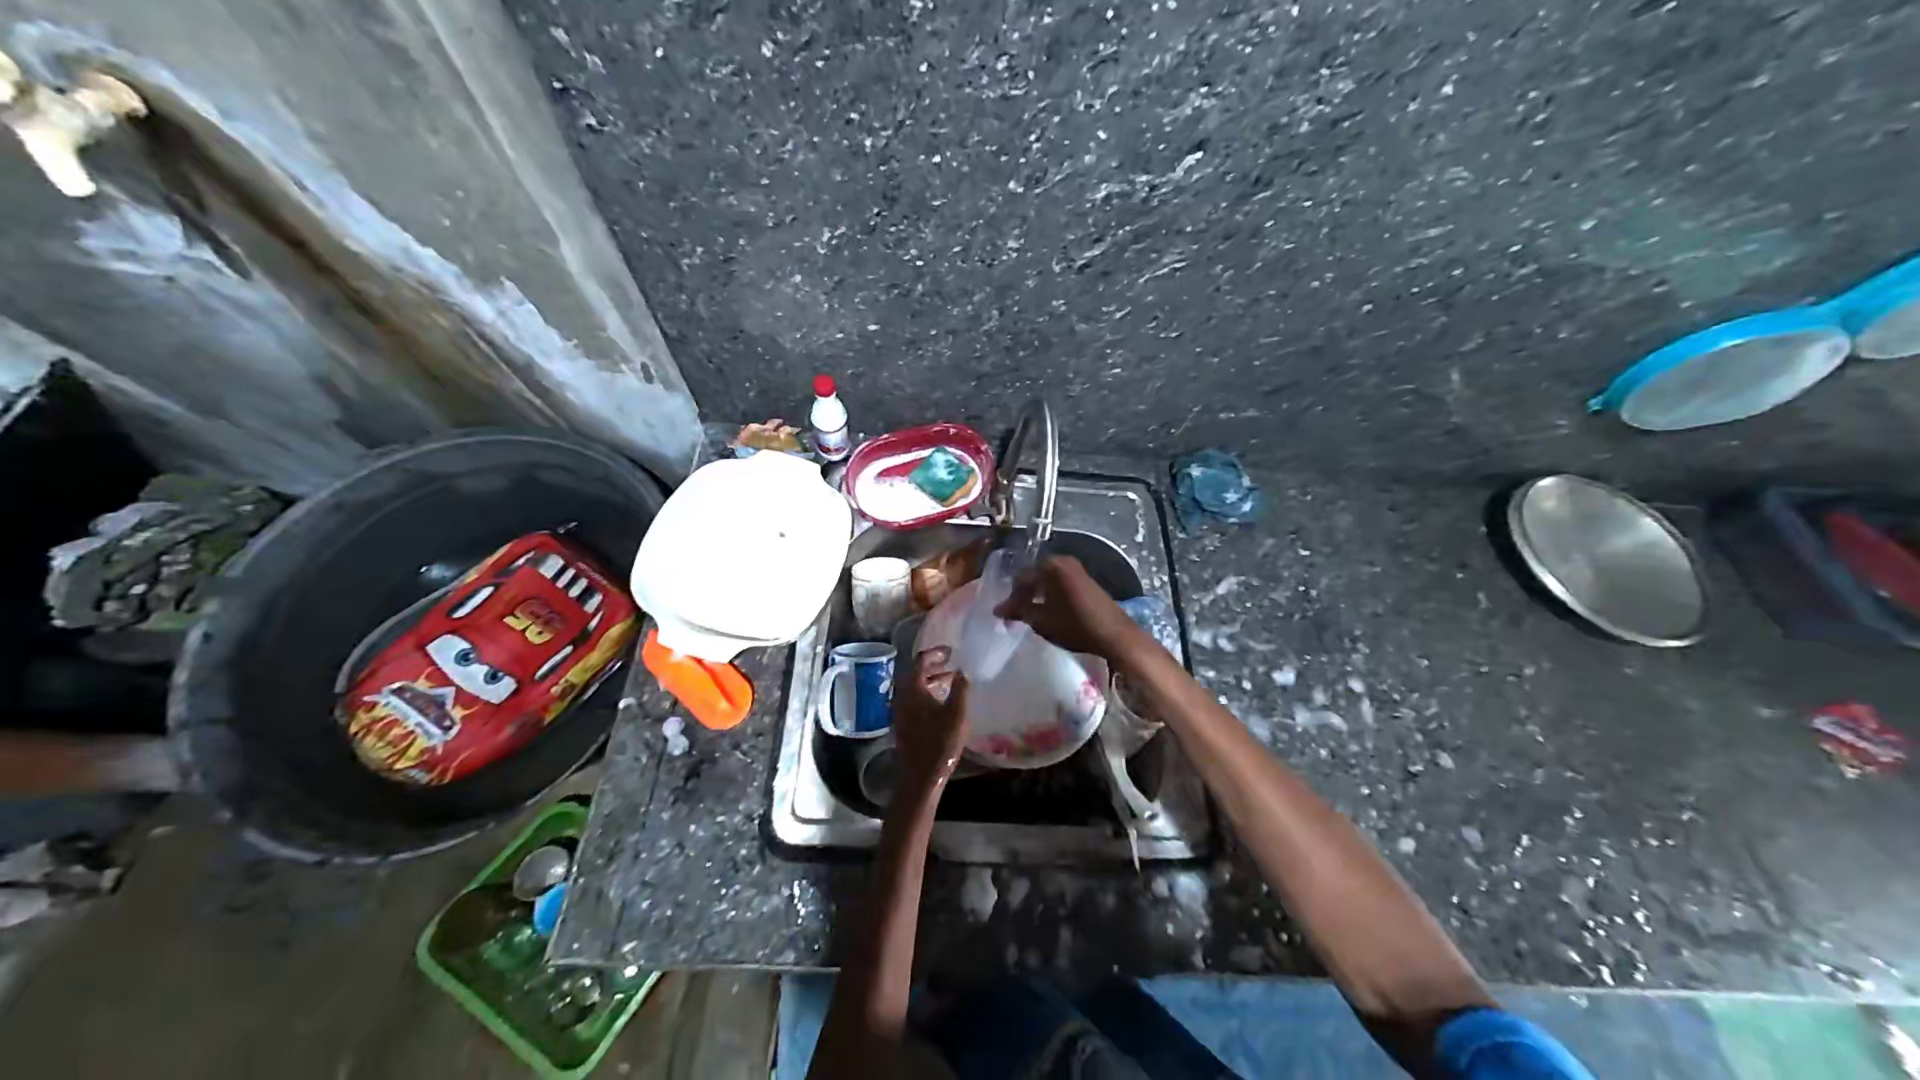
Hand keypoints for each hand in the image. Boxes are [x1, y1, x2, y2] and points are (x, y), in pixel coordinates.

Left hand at [891, 647, 969, 793]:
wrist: (920, 776)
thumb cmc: (940, 743)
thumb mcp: (957, 713)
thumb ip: (960, 689)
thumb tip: (962, 671)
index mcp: (913, 689)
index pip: (920, 661)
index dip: (935, 653)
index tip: (951, 651)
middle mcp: (902, 696)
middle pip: (915, 674)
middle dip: (933, 666)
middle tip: (951, 663)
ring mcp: (900, 711)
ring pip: (914, 688)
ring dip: (931, 681)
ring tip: (950, 680)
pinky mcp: (903, 723)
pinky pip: (914, 700)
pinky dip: (927, 694)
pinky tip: (941, 702)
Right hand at [993, 555, 1141, 660]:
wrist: (1114, 634)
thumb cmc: (1074, 625)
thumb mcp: (1041, 620)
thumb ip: (1018, 611)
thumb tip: (998, 609)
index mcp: (1050, 565)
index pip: (1021, 578)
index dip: (1011, 598)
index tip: (1004, 616)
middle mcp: (1063, 561)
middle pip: (1034, 576)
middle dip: (1023, 595)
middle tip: (1015, 614)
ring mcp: (1076, 569)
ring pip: (1047, 580)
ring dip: (1037, 595)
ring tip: (1030, 615)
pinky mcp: (1085, 581)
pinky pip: (1059, 583)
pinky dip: (1050, 595)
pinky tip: (1048, 611)